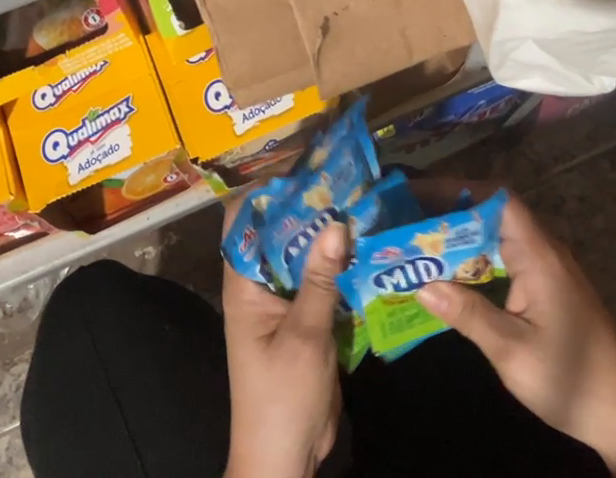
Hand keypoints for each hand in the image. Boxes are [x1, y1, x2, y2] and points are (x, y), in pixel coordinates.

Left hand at [222, 204, 346, 477]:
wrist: (286, 457)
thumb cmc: (282, 396)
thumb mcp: (304, 335)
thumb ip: (320, 279)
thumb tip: (337, 222)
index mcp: (244, 283)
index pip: (246, 221)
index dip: (269, 191)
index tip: (306, 166)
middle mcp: (261, 284)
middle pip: (280, 233)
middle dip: (310, 208)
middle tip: (348, 178)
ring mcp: (284, 301)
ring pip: (304, 255)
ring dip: (329, 235)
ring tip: (365, 201)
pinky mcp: (307, 318)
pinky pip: (321, 281)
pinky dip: (341, 265)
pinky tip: (371, 246)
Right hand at [417, 191, 615, 477]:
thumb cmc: (571, 380)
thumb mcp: (512, 351)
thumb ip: (468, 314)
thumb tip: (421, 283)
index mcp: (539, 256)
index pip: (497, 200)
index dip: (456, 189)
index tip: (414, 195)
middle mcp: (544, 253)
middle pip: (492, 212)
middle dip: (446, 210)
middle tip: (401, 219)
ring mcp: (546, 271)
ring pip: (495, 235)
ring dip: (456, 235)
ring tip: (412, 240)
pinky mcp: (545, 290)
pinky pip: (502, 258)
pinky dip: (471, 258)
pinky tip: (444, 274)